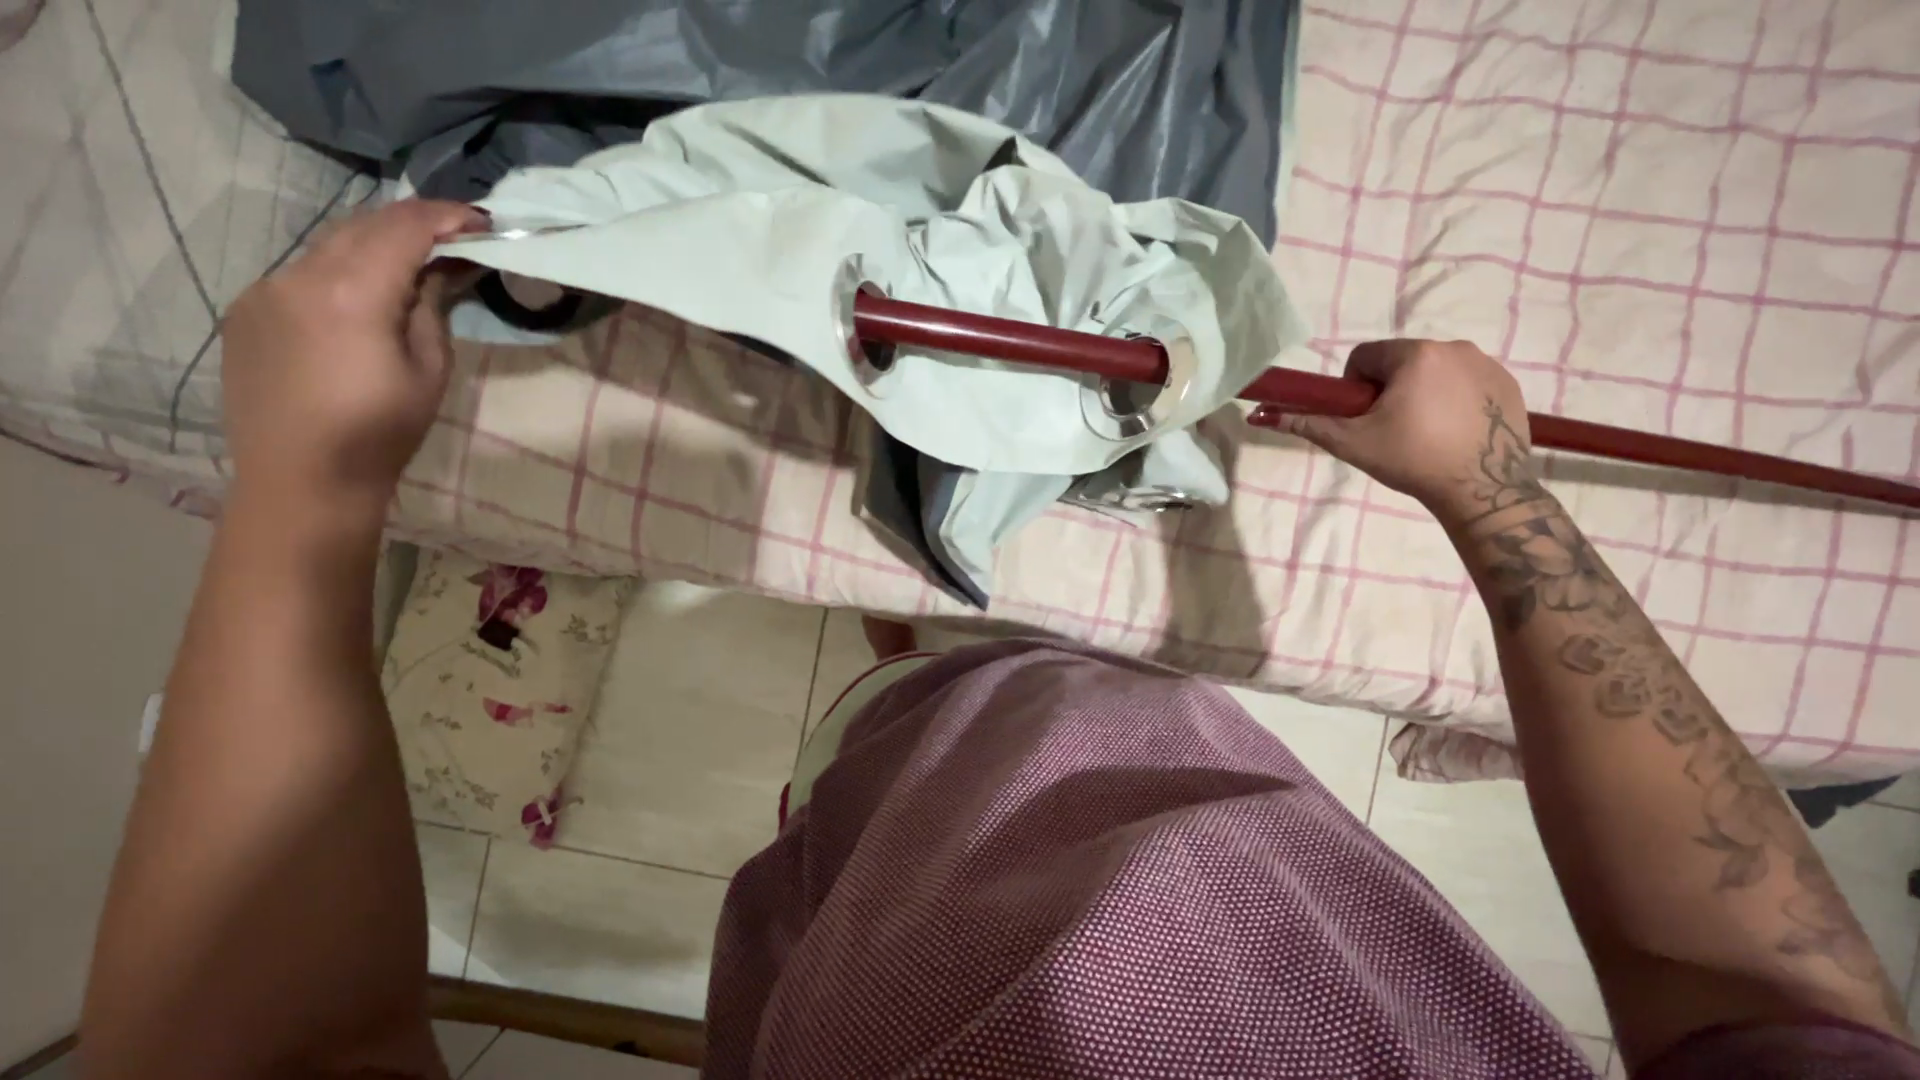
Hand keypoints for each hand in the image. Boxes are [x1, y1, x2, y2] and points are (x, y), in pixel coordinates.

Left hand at [219, 198, 486, 527]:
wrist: (302, 478)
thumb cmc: (382, 432)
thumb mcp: (429, 369)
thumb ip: (430, 306)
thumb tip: (441, 269)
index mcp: (351, 292)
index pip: (405, 228)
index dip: (448, 217)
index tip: (483, 221)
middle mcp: (299, 275)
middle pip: (363, 226)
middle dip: (414, 224)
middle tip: (457, 237)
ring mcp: (264, 290)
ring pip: (330, 247)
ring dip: (376, 247)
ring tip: (415, 266)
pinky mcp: (247, 311)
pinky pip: (303, 274)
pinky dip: (342, 272)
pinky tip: (364, 300)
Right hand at [1253, 339, 1540, 525]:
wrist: (1484, 489)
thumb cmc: (1411, 461)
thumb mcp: (1352, 443)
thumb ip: (1307, 423)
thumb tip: (1261, 414)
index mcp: (1413, 355)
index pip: (1364, 356)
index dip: (1353, 387)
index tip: (1362, 417)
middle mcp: (1453, 347)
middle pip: (1400, 361)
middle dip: (1388, 389)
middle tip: (1390, 429)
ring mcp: (1486, 363)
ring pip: (1433, 370)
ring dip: (1420, 392)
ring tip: (1422, 432)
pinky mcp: (1509, 382)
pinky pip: (1466, 381)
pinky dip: (1453, 399)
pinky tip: (1452, 431)